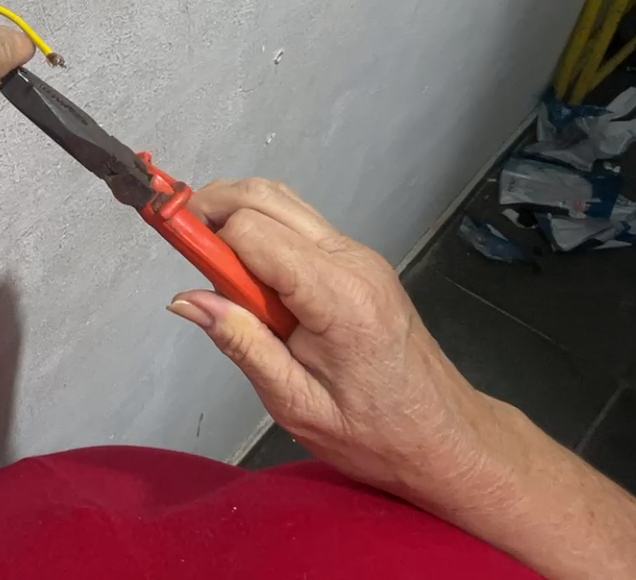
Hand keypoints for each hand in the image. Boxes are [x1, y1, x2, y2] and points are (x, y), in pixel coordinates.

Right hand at [167, 179, 514, 503]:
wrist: (451, 440)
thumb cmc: (376, 433)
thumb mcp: (297, 404)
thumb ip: (241, 343)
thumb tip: (184, 299)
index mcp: (338, 299)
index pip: (252, 233)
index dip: (208, 241)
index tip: (183, 262)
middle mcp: (351, 260)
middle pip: (262, 196)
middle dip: (211, 207)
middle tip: (186, 246)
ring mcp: (356, 252)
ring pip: (277, 196)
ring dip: (232, 209)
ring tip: (210, 254)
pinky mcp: (353, 255)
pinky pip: (293, 215)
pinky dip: (255, 220)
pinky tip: (244, 260)